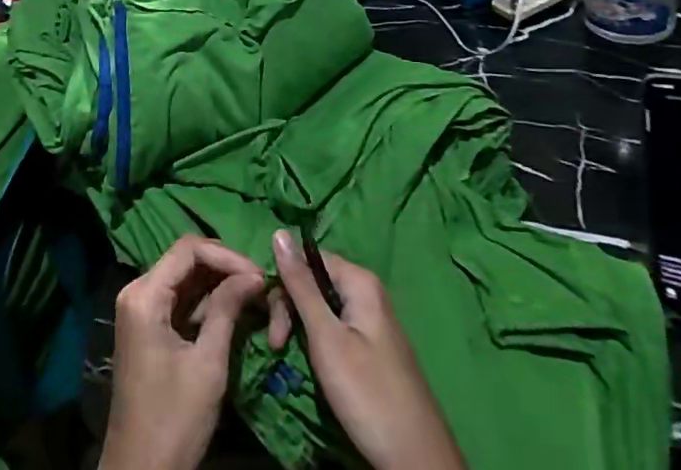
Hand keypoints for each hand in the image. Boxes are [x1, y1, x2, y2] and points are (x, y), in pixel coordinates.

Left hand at [100, 235, 291, 469]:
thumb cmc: (174, 418)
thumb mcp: (208, 362)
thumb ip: (228, 309)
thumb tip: (254, 274)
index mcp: (144, 296)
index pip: (189, 249)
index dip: (228, 256)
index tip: (259, 274)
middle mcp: (138, 293)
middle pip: (187, 259)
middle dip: (226, 267)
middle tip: (260, 283)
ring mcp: (142, 311)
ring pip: (187, 278)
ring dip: (220, 283)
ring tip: (255, 294)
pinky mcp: (150, 328)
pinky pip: (182, 300)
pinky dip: (208, 301)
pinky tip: (236, 308)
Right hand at [273, 229, 465, 469]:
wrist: (413, 453)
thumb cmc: (366, 391)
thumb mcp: (326, 336)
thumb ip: (301, 286)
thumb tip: (279, 232)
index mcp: (360, 280)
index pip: (307, 258)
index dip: (282, 282)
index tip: (266, 318)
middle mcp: (367, 290)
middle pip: (313, 281)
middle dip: (288, 307)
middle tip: (275, 345)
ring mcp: (370, 318)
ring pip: (321, 305)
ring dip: (299, 326)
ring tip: (285, 355)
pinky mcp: (370, 343)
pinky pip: (334, 325)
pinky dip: (315, 339)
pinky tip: (309, 360)